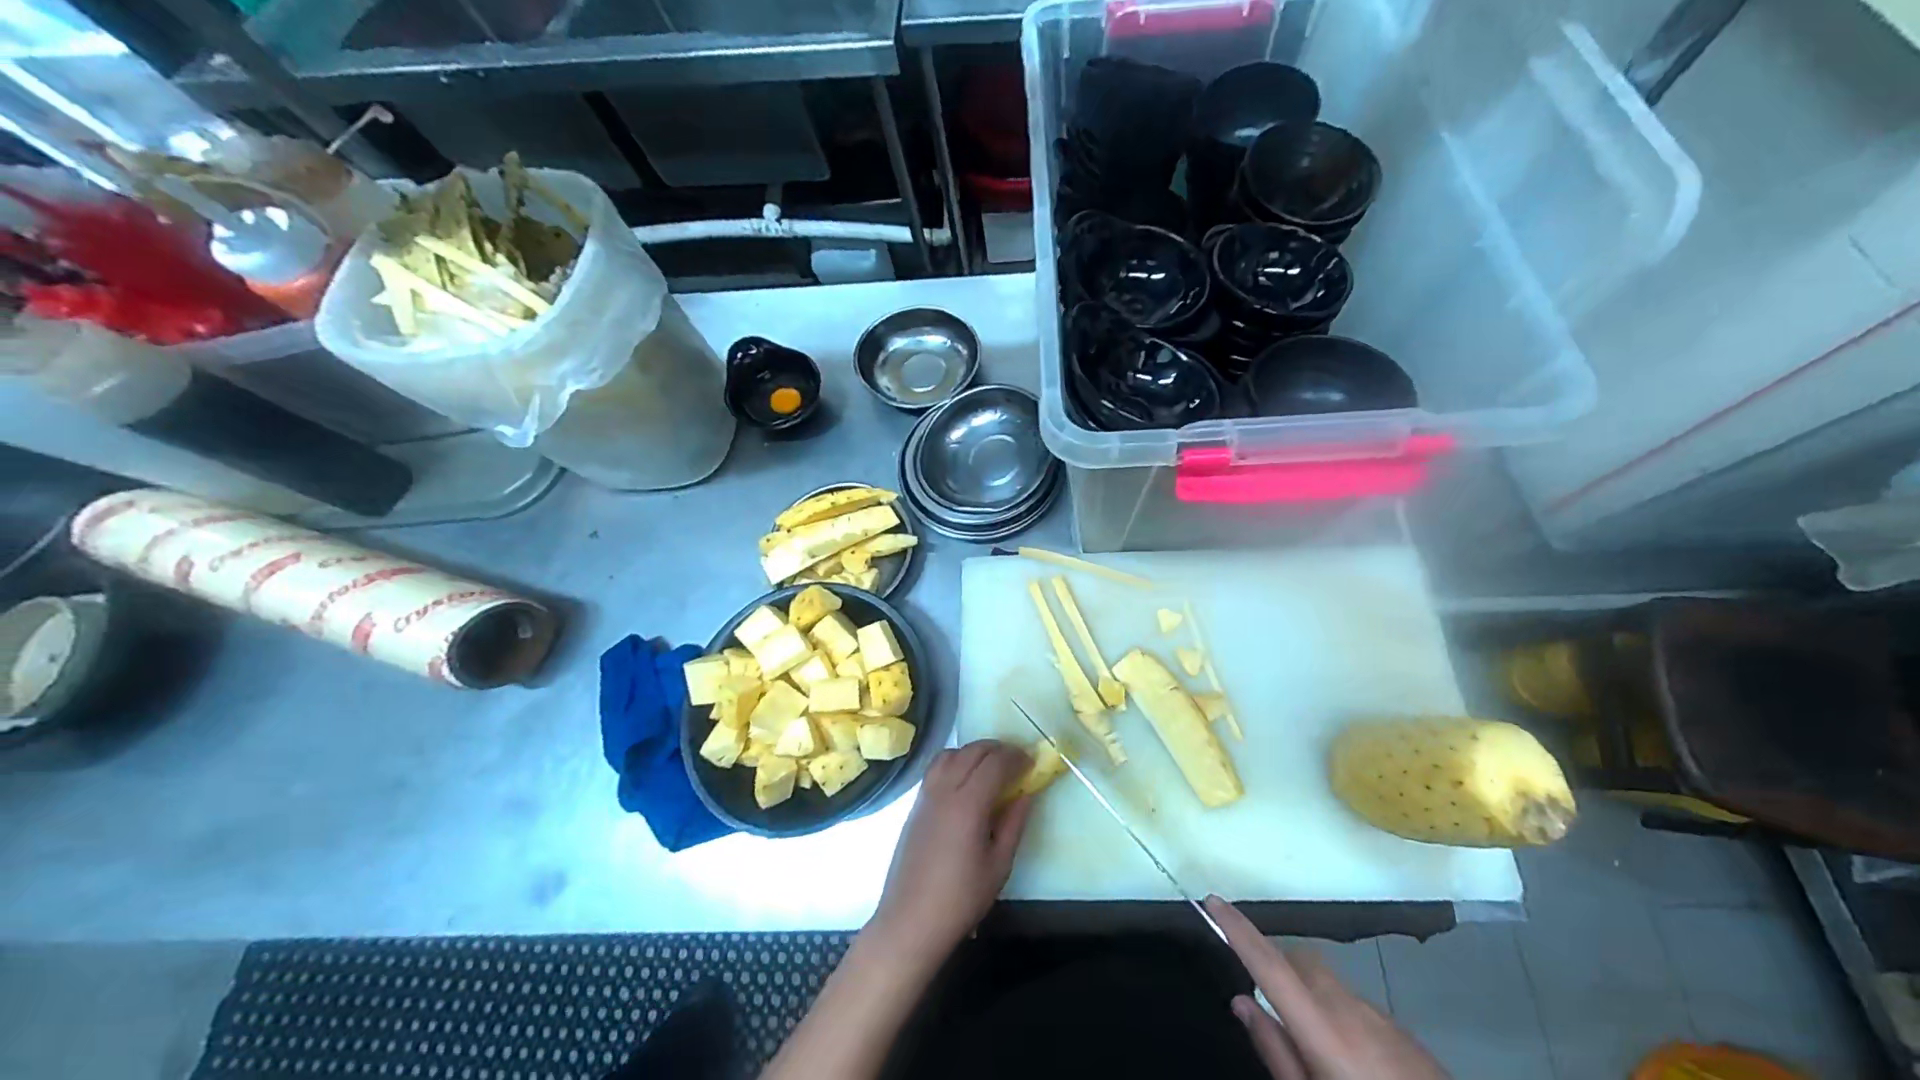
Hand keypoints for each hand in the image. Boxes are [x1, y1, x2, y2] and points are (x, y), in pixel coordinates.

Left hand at [867, 740, 1034, 958]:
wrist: (910, 920)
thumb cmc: (960, 899)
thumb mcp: (999, 865)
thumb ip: (1013, 824)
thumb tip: (1025, 794)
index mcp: (968, 805)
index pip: (995, 763)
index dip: (1015, 757)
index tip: (1032, 762)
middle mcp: (944, 791)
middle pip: (971, 752)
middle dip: (997, 749)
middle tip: (1016, 761)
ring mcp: (925, 796)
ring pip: (950, 754)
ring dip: (973, 752)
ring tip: (991, 767)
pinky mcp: (915, 805)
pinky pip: (935, 768)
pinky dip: (955, 761)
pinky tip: (966, 780)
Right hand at [1205, 895, 1451, 1079]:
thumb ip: (1275, 1050)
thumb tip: (1242, 1003)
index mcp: (1320, 1026)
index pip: (1269, 963)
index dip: (1238, 929)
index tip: (1214, 901)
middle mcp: (1347, 1007)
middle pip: (1299, 961)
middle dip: (1275, 964)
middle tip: (1263, 999)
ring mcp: (1378, 1015)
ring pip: (1326, 981)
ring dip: (1306, 990)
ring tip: (1306, 1037)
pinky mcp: (1400, 1030)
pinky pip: (1354, 1003)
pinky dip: (1334, 1010)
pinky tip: (1345, 1054)